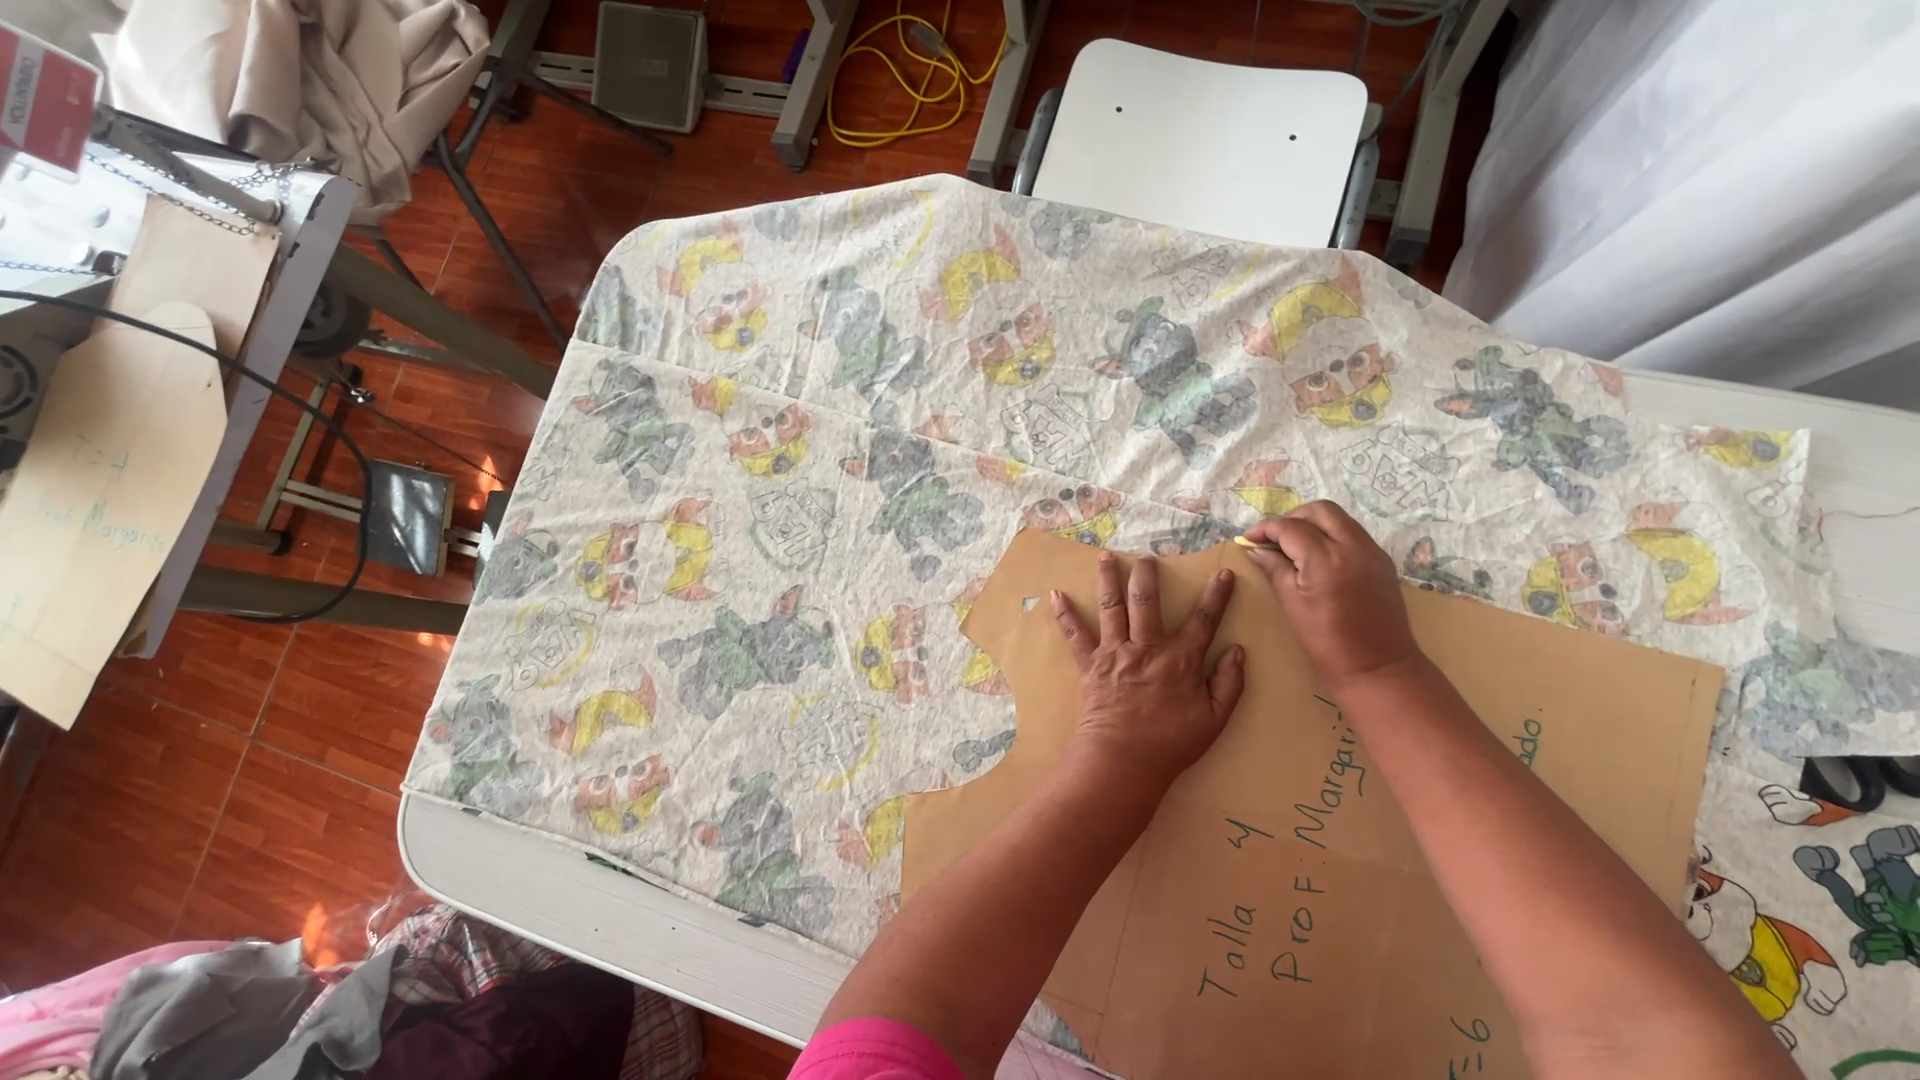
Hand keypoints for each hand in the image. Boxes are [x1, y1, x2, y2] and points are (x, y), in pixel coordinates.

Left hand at [1051, 552, 1245, 787]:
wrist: (1123, 760)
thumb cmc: (1171, 744)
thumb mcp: (1215, 719)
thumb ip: (1229, 683)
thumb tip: (1238, 651)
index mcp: (1181, 660)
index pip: (1205, 620)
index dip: (1217, 595)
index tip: (1224, 573)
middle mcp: (1147, 647)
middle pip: (1147, 600)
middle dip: (1148, 574)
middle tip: (1147, 557)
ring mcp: (1116, 653)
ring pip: (1112, 607)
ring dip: (1108, 578)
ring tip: (1105, 556)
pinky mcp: (1090, 665)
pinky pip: (1075, 634)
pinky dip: (1064, 614)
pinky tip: (1055, 594)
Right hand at [1241, 501, 1419, 689]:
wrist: (1378, 666)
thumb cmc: (1326, 642)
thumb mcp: (1292, 605)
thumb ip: (1275, 569)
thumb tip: (1256, 550)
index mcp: (1326, 560)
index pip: (1291, 528)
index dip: (1266, 529)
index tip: (1249, 539)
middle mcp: (1353, 547)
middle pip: (1320, 510)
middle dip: (1292, 518)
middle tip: (1274, 538)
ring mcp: (1372, 551)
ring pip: (1339, 518)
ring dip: (1313, 524)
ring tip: (1294, 546)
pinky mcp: (1382, 561)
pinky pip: (1353, 534)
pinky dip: (1332, 535)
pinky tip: (1318, 557)